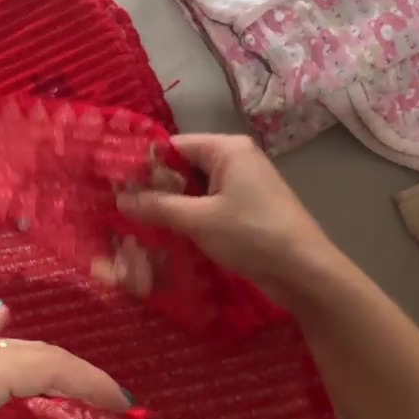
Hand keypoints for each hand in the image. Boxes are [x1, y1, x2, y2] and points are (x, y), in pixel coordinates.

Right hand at [117, 134, 343, 299]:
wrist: (305, 272)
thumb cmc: (252, 235)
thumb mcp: (198, 220)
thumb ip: (157, 206)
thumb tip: (119, 199)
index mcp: (227, 149)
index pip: (173, 146)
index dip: (143, 164)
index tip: (113, 185)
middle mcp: (236, 160)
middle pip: (184, 166)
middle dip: (155, 187)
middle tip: (120, 208)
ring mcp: (243, 186)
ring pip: (195, 189)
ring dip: (170, 206)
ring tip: (137, 223)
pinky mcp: (247, 210)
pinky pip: (209, 206)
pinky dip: (189, 217)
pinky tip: (167, 235)